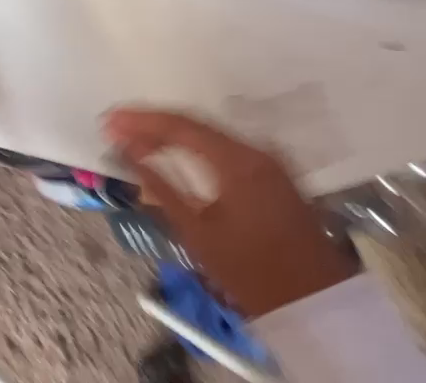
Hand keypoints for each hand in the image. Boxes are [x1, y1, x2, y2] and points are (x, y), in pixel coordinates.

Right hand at [102, 107, 357, 316]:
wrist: (318, 306)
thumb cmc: (250, 272)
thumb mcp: (195, 231)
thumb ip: (157, 183)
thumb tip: (124, 149)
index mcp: (237, 160)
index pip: (179, 124)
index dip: (139, 120)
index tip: (108, 120)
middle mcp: (256, 151)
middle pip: (195, 124)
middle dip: (152, 124)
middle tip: (116, 129)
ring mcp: (269, 162)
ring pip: (210, 135)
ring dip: (172, 135)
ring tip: (138, 142)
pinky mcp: (275, 175)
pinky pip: (226, 148)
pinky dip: (195, 148)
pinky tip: (174, 156)